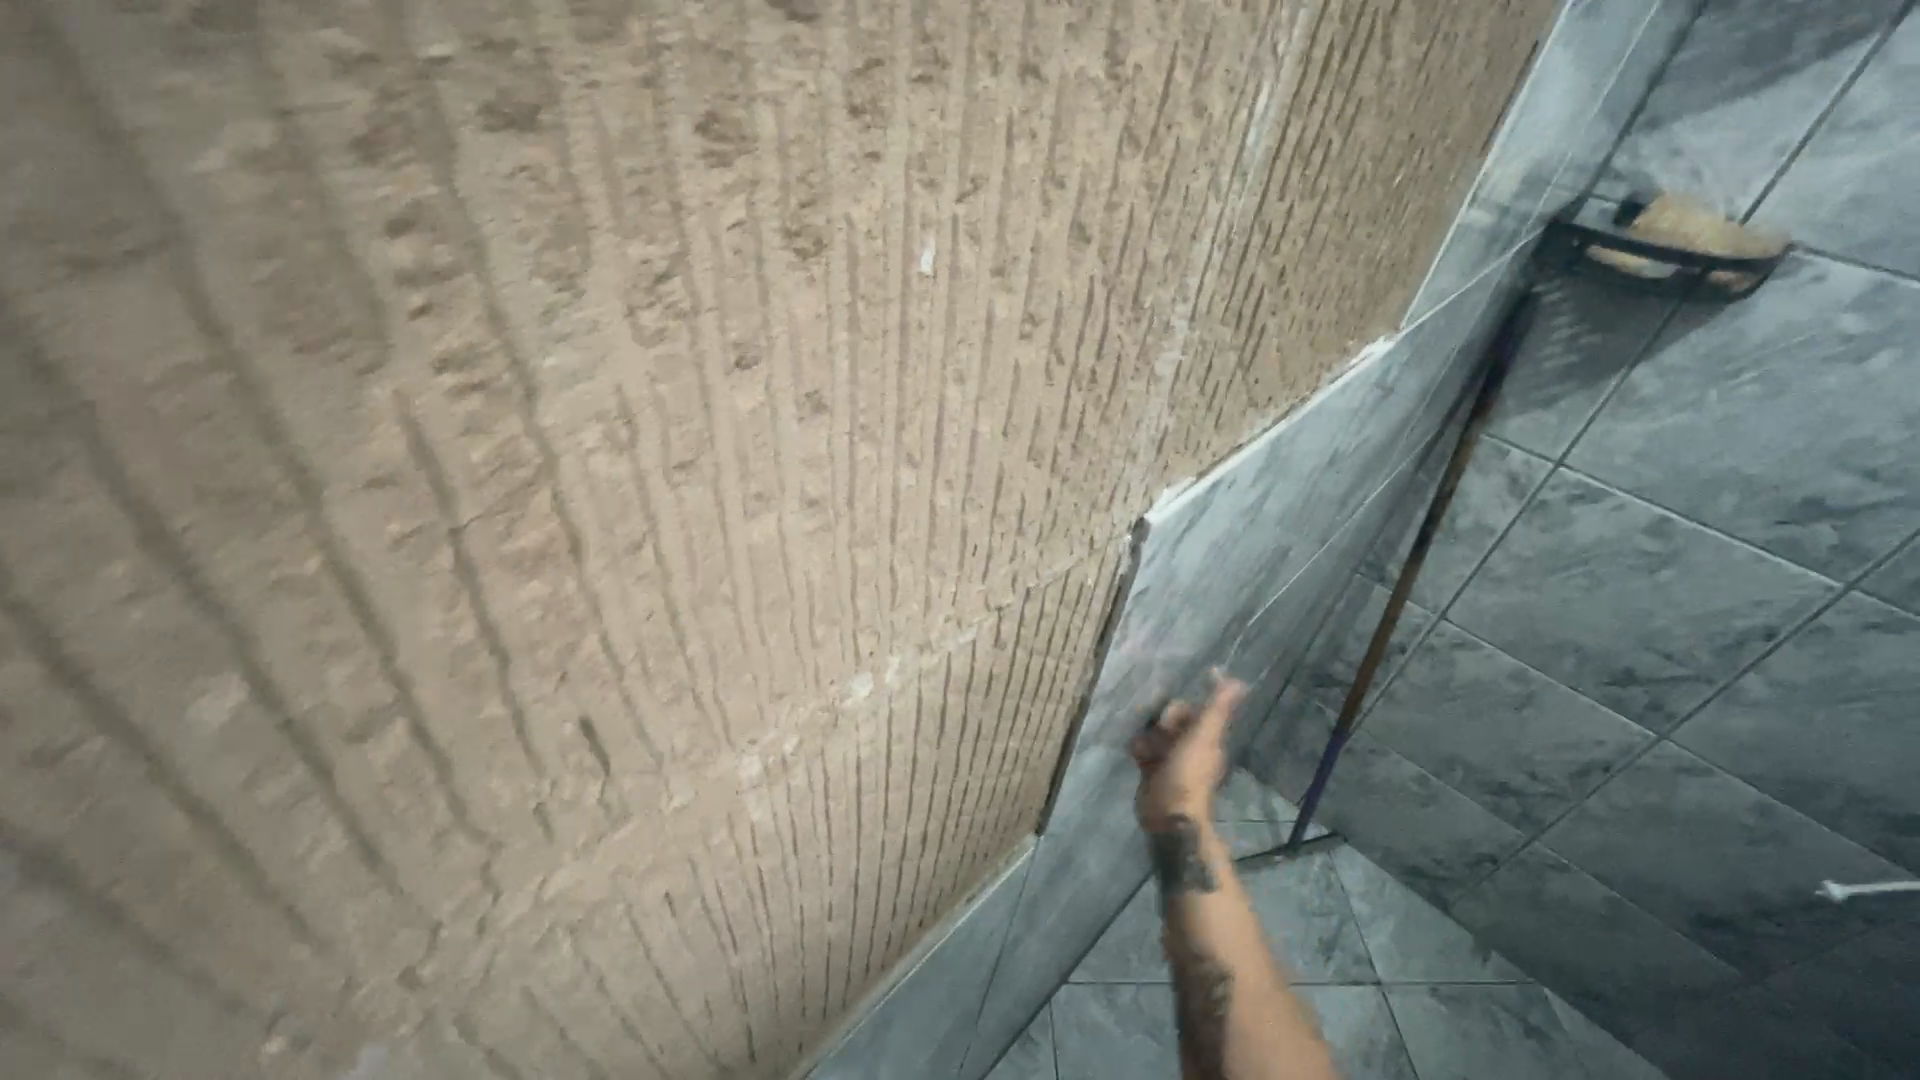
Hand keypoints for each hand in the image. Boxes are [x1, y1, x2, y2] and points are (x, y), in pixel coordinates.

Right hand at [1131, 669, 1244, 830]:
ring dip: (1147, 736)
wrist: (1168, 814)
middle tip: (1160, 735)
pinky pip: (1143, 749)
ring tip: (1145, 748)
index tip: (1168, 714)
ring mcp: (1170, 758)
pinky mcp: (1152, 769)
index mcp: (1206, 737)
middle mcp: (1190, 745)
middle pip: (1169, 720)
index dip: (1178, 709)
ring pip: (1154, 733)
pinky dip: (1139, 749)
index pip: (1190, 710)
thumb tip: (1238, 680)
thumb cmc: (1188, 774)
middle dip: (1160, 723)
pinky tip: (1136, 755)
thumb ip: (1217, 709)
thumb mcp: (1204, 737)